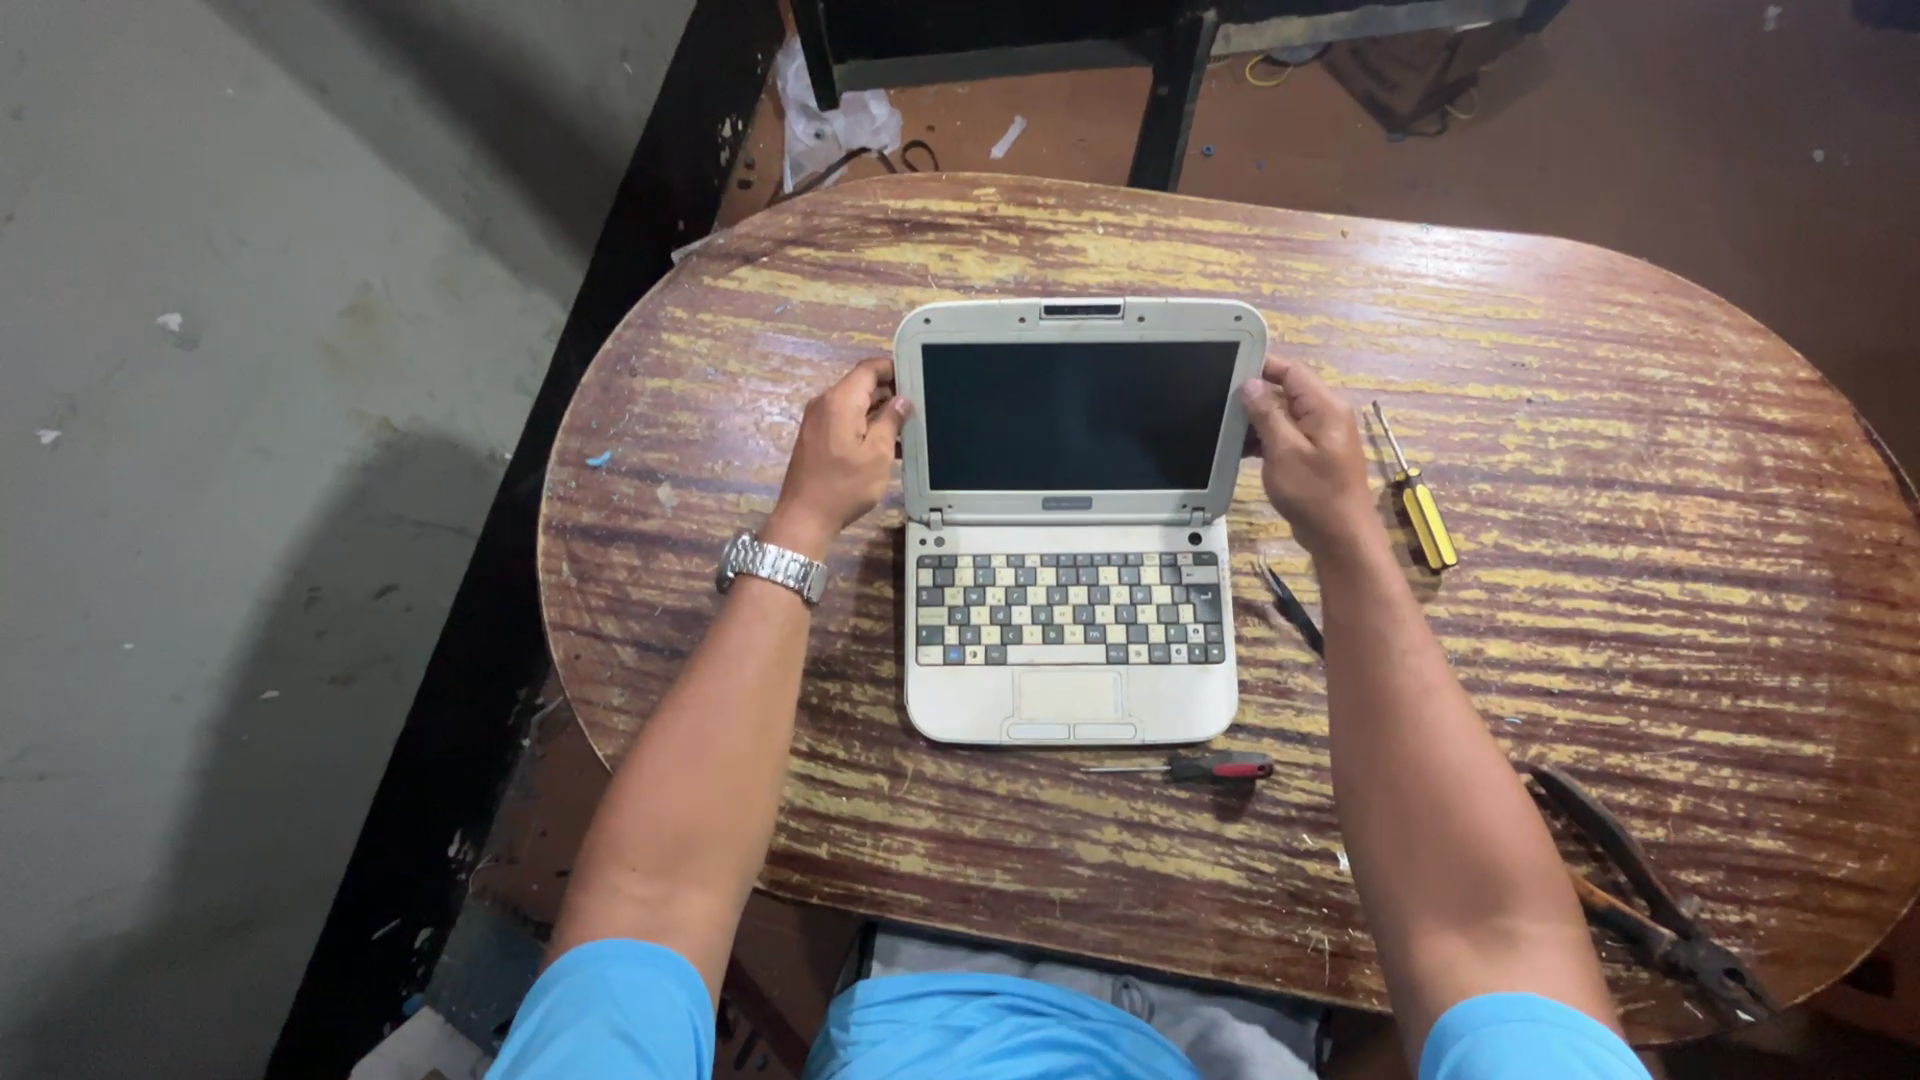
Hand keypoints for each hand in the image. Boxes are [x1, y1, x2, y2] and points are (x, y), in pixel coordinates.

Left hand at [765, 357, 911, 558]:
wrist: (805, 517)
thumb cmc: (845, 486)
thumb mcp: (878, 454)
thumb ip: (891, 422)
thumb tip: (902, 400)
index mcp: (840, 401)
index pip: (869, 368)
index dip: (893, 368)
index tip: (915, 377)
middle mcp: (824, 403)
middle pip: (861, 385)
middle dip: (889, 392)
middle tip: (916, 407)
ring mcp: (816, 419)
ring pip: (853, 404)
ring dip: (878, 412)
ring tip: (906, 428)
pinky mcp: (815, 436)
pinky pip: (843, 419)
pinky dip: (863, 425)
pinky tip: (884, 443)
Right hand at [1240, 358, 1381, 560]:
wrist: (1338, 534)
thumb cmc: (1313, 493)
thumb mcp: (1284, 450)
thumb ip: (1267, 414)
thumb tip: (1250, 385)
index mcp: (1325, 408)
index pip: (1291, 372)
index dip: (1261, 367)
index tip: (1230, 371)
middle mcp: (1326, 416)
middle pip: (1286, 392)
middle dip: (1254, 398)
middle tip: (1221, 405)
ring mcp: (1320, 437)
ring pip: (1282, 416)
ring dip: (1256, 422)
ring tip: (1227, 430)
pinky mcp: (1312, 455)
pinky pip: (1285, 436)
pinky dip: (1264, 440)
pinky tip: (1241, 450)